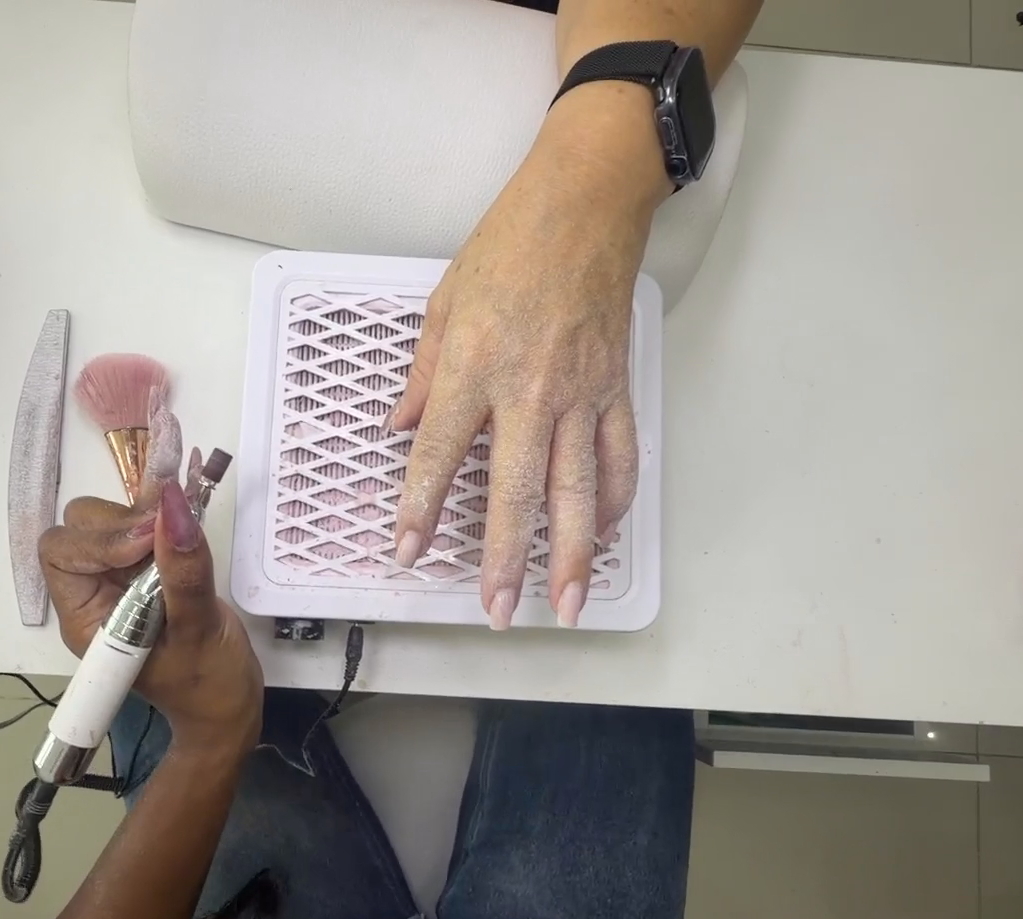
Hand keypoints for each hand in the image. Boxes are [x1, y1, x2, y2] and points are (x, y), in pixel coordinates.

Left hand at [38, 481, 261, 752]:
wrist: (227, 704)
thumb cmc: (207, 682)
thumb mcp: (198, 630)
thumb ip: (183, 571)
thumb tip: (173, 506)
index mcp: (86, 618)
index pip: (62, 554)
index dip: (101, 538)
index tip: (150, 541)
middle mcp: (95, 594)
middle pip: (82, 529)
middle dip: (125, 523)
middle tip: (172, 537)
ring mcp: (121, 581)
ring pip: (113, 522)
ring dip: (147, 519)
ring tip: (184, 540)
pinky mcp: (147, 572)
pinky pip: (144, 530)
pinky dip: (163, 519)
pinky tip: (187, 527)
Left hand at [388, 86, 666, 629]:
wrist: (586, 203)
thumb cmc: (507, 246)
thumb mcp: (443, 305)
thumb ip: (423, 376)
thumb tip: (401, 428)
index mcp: (473, 367)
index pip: (438, 454)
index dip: (420, 509)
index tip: (408, 553)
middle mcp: (527, 390)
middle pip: (516, 490)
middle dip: (506, 558)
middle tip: (499, 610)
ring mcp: (580, 394)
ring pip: (578, 489)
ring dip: (571, 554)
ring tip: (566, 605)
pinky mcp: (617, 389)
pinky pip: (621, 458)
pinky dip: (614, 503)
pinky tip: (600, 537)